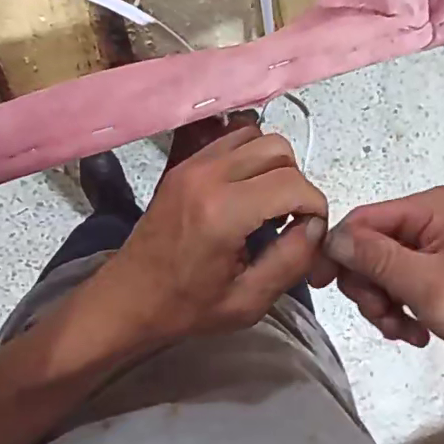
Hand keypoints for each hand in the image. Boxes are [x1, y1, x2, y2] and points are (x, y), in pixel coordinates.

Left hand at [87, 123, 327, 347]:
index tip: (308, 232)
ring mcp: (191, 165)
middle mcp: (207, 176)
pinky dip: (250, 159)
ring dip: (274, 166)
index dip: (313, 206)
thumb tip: (316, 228)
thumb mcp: (248, 301)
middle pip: (278, 149)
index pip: (292, 183)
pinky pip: (230, 141)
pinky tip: (246, 194)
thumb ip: (291, 260)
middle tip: (289, 219)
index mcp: (222, 212)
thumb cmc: (186, 307)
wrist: (128, 299)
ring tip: (268, 204)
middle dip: (296, 183)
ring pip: (256, 136)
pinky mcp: (183, 165)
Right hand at [310, 186, 443, 360]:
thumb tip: (331, 239)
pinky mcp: (436, 270)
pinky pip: (398, 285)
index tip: (321, 285)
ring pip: (379, 271)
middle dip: (369, 287)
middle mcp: (428, 220)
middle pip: (368, 248)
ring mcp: (432, 245)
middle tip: (384, 316)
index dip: (338, 251)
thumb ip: (375, 259)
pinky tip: (415, 331)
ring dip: (383, 304)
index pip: (362, 220)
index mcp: (429, 208)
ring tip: (403, 329)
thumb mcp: (426, 284)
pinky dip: (399, 310)